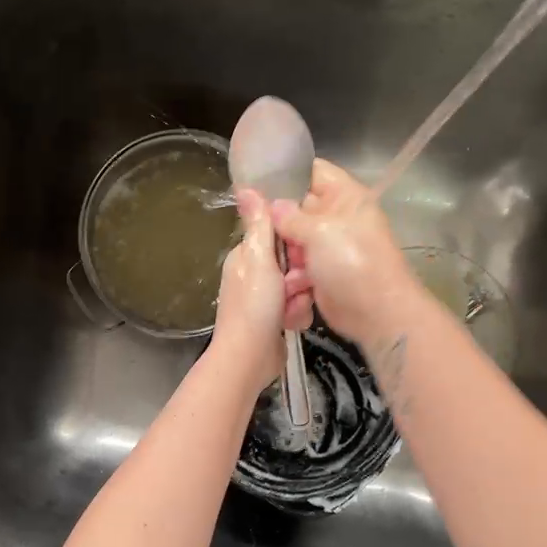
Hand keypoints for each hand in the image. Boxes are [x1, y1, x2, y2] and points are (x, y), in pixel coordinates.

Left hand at [211, 189, 312, 391]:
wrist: (249, 358)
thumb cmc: (253, 307)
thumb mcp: (258, 259)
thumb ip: (258, 225)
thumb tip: (246, 187)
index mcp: (246, 255)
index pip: (279, 233)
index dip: (294, 242)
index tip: (297, 254)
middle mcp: (254, 273)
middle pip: (293, 261)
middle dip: (299, 276)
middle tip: (293, 287)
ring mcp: (264, 298)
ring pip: (299, 285)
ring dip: (300, 298)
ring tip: (291, 310)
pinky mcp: (275, 318)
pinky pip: (298, 306)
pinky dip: (298, 315)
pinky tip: (292, 324)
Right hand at [269, 159, 419, 344]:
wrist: (376, 312)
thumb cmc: (352, 262)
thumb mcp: (319, 231)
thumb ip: (290, 216)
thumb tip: (269, 204)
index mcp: (343, 196)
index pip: (311, 171)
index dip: (285, 175)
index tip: (255, 185)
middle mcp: (335, 217)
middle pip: (295, 209)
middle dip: (277, 222)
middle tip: (258, 232)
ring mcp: (328, 247)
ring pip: (292, 241)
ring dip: (283, 254)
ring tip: (280, 265)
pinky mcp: (320, 272)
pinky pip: (296, 266)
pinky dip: (291, 275)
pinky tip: (290, 284)